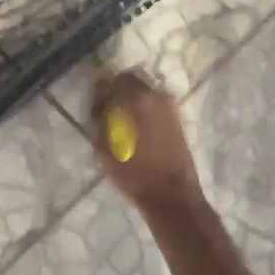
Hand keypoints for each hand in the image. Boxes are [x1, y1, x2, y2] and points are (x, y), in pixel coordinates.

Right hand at [90, 71, 202, 213]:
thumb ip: (101, 119)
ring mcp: (171, 106)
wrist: (172, 194)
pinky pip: (156, 104)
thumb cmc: (136, 173)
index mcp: (139, 98)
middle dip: (118, 91)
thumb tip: (100, 105)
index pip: (114, 79)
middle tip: (108, 113)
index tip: (96, 110)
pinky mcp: (178, 119)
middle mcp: (158, 95)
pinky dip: (145, 109)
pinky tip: (138, 130)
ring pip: (146, 91)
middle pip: (132, 80)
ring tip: (123, 123)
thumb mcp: (107, 149)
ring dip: (132, 100)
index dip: (101, 92)